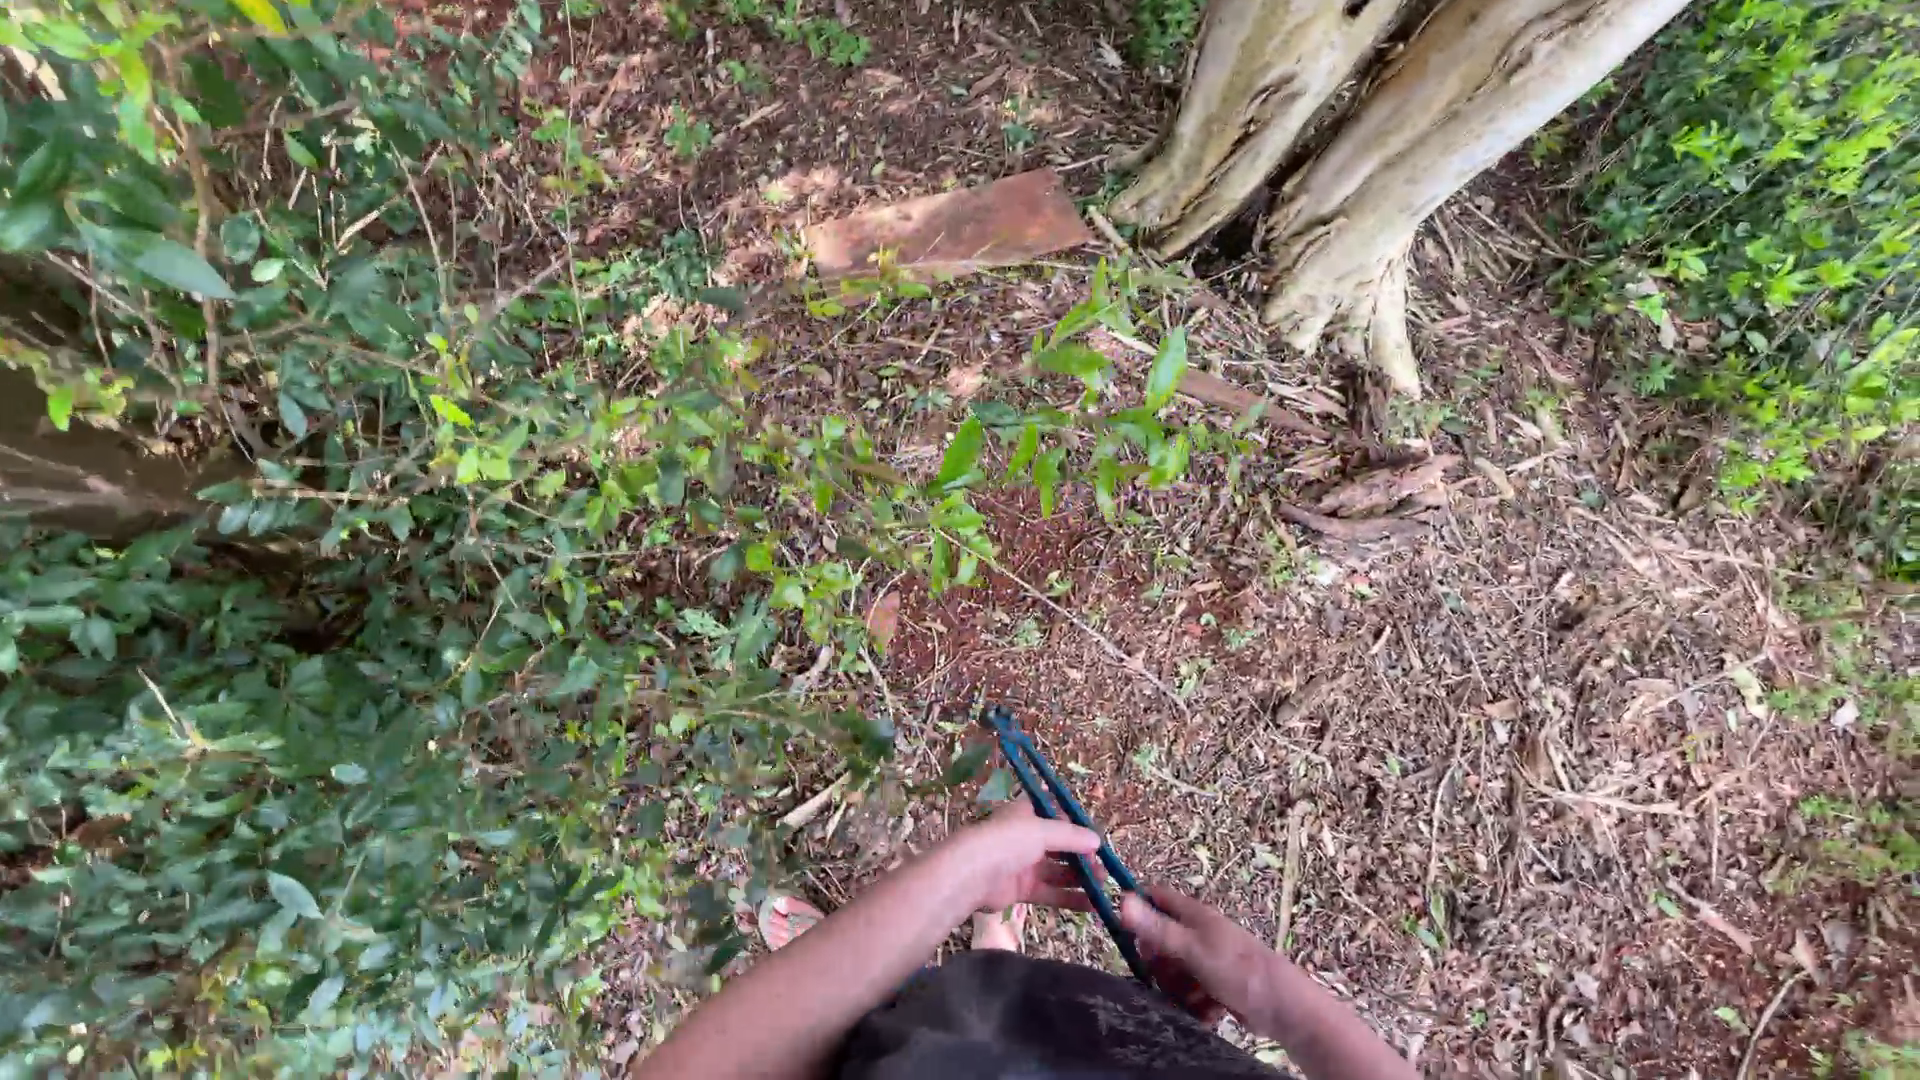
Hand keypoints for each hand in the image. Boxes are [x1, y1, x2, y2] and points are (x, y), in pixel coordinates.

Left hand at [943, 800, 1102, 913]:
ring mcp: (1023, 864)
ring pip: (1057, 871)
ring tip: (1103, 887)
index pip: (1056, 816)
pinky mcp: (1021, 889)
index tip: (1097, 840)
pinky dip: (1070, 898)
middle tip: (1104, 869)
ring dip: (1080, 878)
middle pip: (1059, 846)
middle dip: (1082, 856)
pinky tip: (1092, 905)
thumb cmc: (1006, 841)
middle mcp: (1026, 837)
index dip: (1076, 827)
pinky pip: (1051, 892)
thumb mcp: (1041, 830)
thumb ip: (1070, 836)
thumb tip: (1097, 841)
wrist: (970, 874)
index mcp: (1027, 814)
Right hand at [1120, 885, 1279, 1029]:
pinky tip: (1208, 1012)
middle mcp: (1198, 933)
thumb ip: (1156, 928)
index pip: (1154, 898)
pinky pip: (1192, 993)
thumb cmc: (1235, 968)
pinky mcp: (1216, 986)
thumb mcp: (1191, 947)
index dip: (1138, 911)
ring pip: (1175, 972)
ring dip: (1178, 989)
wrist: (1282, 1007)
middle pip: (1160, 942)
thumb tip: (1121, 899)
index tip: (1129, 935)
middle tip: (1162, 977)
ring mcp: (1208, 961)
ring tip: (1192, 999)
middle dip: (1158, 964)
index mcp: (1192, 914)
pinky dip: (1196, 1004)